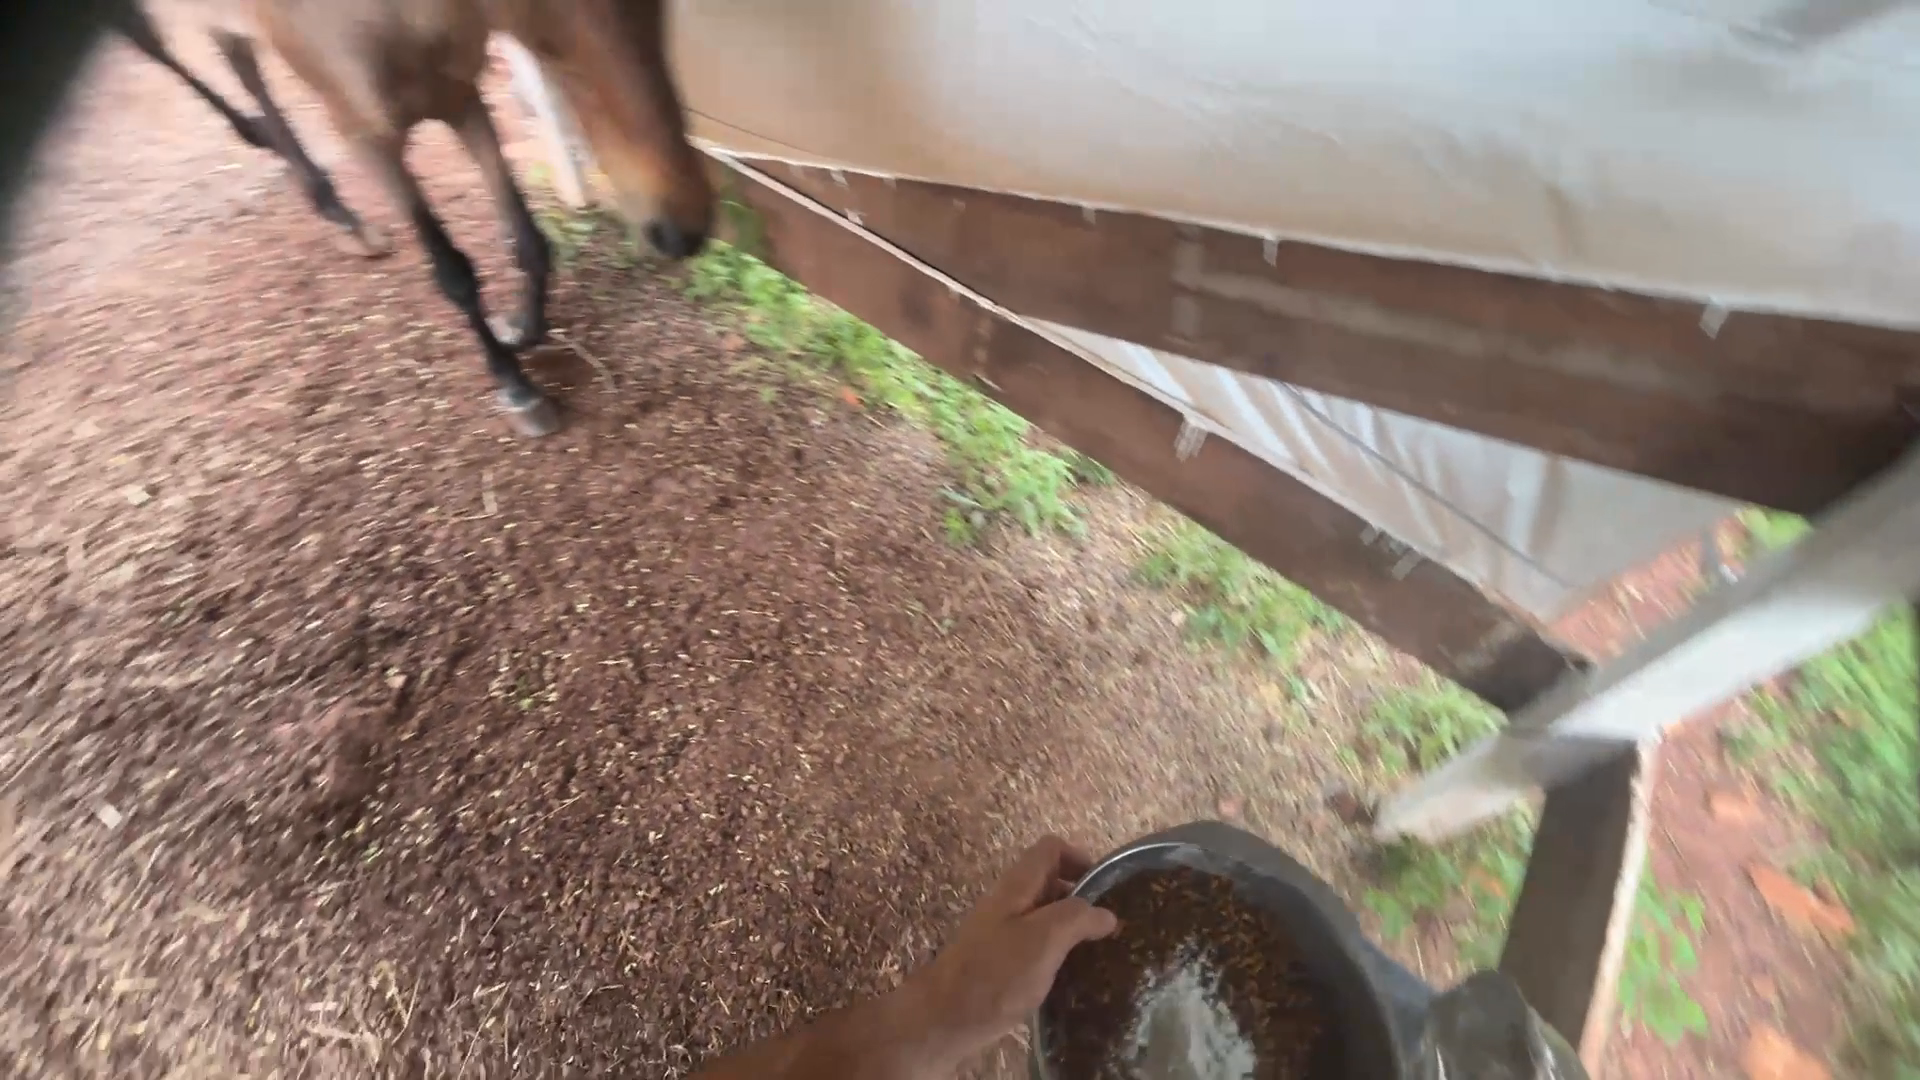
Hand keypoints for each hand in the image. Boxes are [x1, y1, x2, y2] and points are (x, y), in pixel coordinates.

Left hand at [899, 836, 1119, 1070]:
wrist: (946, 1017)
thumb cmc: (997, 972)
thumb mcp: (1044, 940)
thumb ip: (1076, 918)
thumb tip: (1106, 912)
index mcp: (1018, 884)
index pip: (1051, 848)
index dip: (1080, 858)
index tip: (1104, 889)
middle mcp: (1010, 898)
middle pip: (1050, 878)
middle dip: (1080, 895)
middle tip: (1108, 926)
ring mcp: (1003, 927)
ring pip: (1044, 911)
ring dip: (1071, 924)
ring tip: (1097, 951)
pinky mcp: (1001, 956)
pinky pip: (1036, 939)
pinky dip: (1056, 947)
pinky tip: (1069, 973)